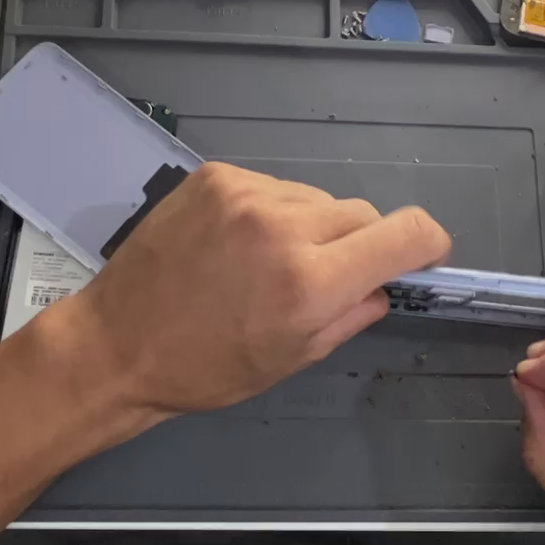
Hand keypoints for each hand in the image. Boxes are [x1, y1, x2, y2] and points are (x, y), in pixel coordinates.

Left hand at [45, 162, 450, 417]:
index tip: (420, 258)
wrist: (117, 343)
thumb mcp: (292, 358)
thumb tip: (384, 283)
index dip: (428, 244)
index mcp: (311, 281)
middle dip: (359, 244)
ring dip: (312, 226)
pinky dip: (272, 212)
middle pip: (363, 212)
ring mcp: (247, 193)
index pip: (409, 233)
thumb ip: (353, 314)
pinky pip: (275, 187)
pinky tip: (238, 242)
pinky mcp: (216, 176)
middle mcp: (285, 224)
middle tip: (322, 276)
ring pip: (317, 198)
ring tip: (268, 260)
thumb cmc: (206, 368)